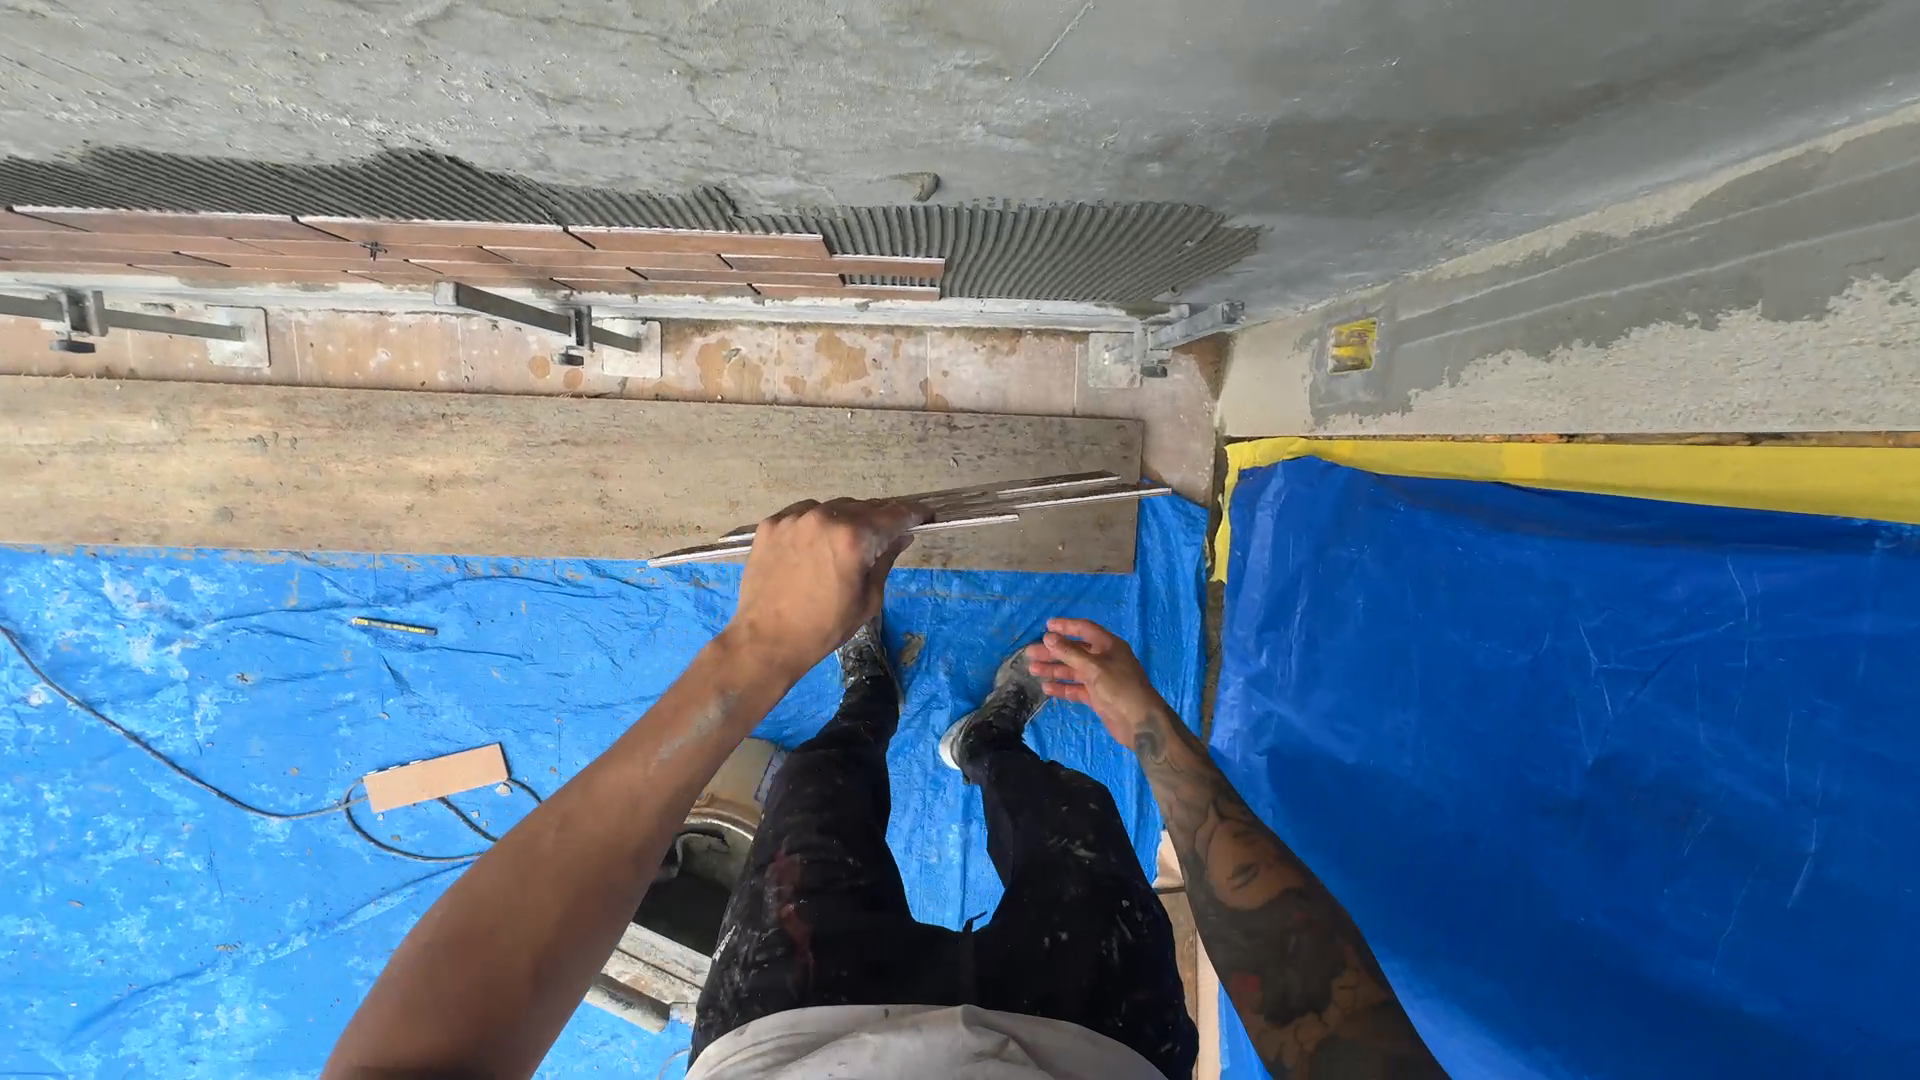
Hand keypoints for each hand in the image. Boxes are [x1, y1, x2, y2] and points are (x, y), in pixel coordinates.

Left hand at [724, 497, 927, 679]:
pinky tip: (817, 544)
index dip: (914, 514)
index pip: (894, 516)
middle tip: (889, 534)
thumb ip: (886, 560)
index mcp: (854, 538)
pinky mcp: (771, 525)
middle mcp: (825, 518)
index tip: (925, 516)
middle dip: (881, 519)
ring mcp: (794, 519)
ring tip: (849, 542)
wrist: (766, 640)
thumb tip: (901, 536)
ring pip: (833, 508)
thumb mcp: (868, 598)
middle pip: (864, 507)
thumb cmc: (824, 627)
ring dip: (848, 519)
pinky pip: (803, 514)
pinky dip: (817, 523)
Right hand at [1026, 617, 1168, 746]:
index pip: (1084, 629)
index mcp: (1108, 645)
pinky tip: (1047, 688)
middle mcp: (1104, 659)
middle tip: (1030, 653)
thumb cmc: (1120, 687)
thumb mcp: (1093, 667)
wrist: (1140, 722)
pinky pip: (1076, 688)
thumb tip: (1048, 637)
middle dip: (1053, 652)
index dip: (1066, 626)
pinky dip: (1062, 687)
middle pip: (1074, 651)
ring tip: (1033, 669)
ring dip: (1054, 669)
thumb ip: (1069, 652)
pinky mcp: (1097, 696)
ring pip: (1073, 670)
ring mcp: (1101, 678)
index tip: (1046, 627)